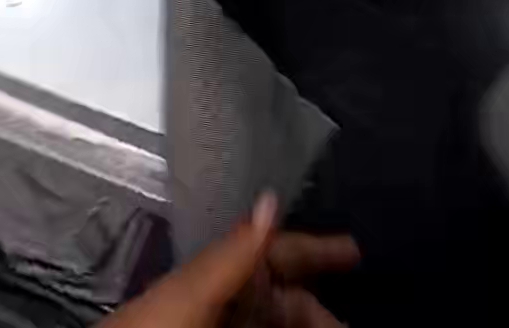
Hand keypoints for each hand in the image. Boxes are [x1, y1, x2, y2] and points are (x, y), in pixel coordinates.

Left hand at [100, 194, 359, 327]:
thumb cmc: (152, 326)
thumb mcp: (191, 293)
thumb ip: (233, 250)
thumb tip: (272, 195)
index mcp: (221, 272)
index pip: (282, 250)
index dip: (320, 249)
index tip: (356, 251)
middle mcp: (223, 296)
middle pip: (283, 297)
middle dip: (317, 307)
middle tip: (350, 321)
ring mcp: (214, 320)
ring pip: (270, 321)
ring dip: (301, 322)